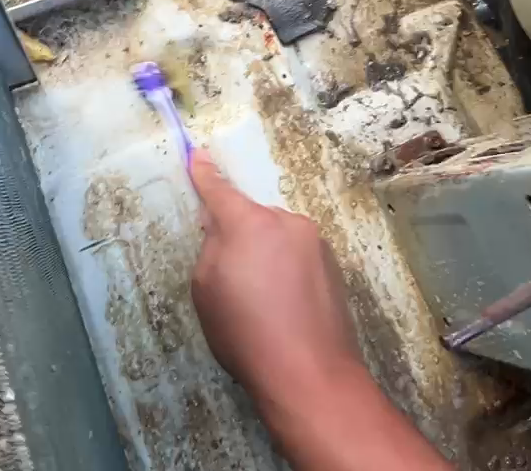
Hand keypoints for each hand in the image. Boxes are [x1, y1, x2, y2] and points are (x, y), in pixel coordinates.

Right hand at [188, 150, 365, 403]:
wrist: (311, 376)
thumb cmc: (246, 333)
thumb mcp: (206, 289)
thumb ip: (211, 247)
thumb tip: (220, 228)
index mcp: (248, 222)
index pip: (219, 189)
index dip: (204, 174)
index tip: (197, 154)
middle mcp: (285, 221)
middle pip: (252, 217)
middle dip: (240, 235)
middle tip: (234, 277)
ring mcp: (314, 242)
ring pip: (278, 236)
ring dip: (267, 253)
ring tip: (266, 301)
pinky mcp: (334, 265)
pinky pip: (299, 255)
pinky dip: (288, 269)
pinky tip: (288, 307)